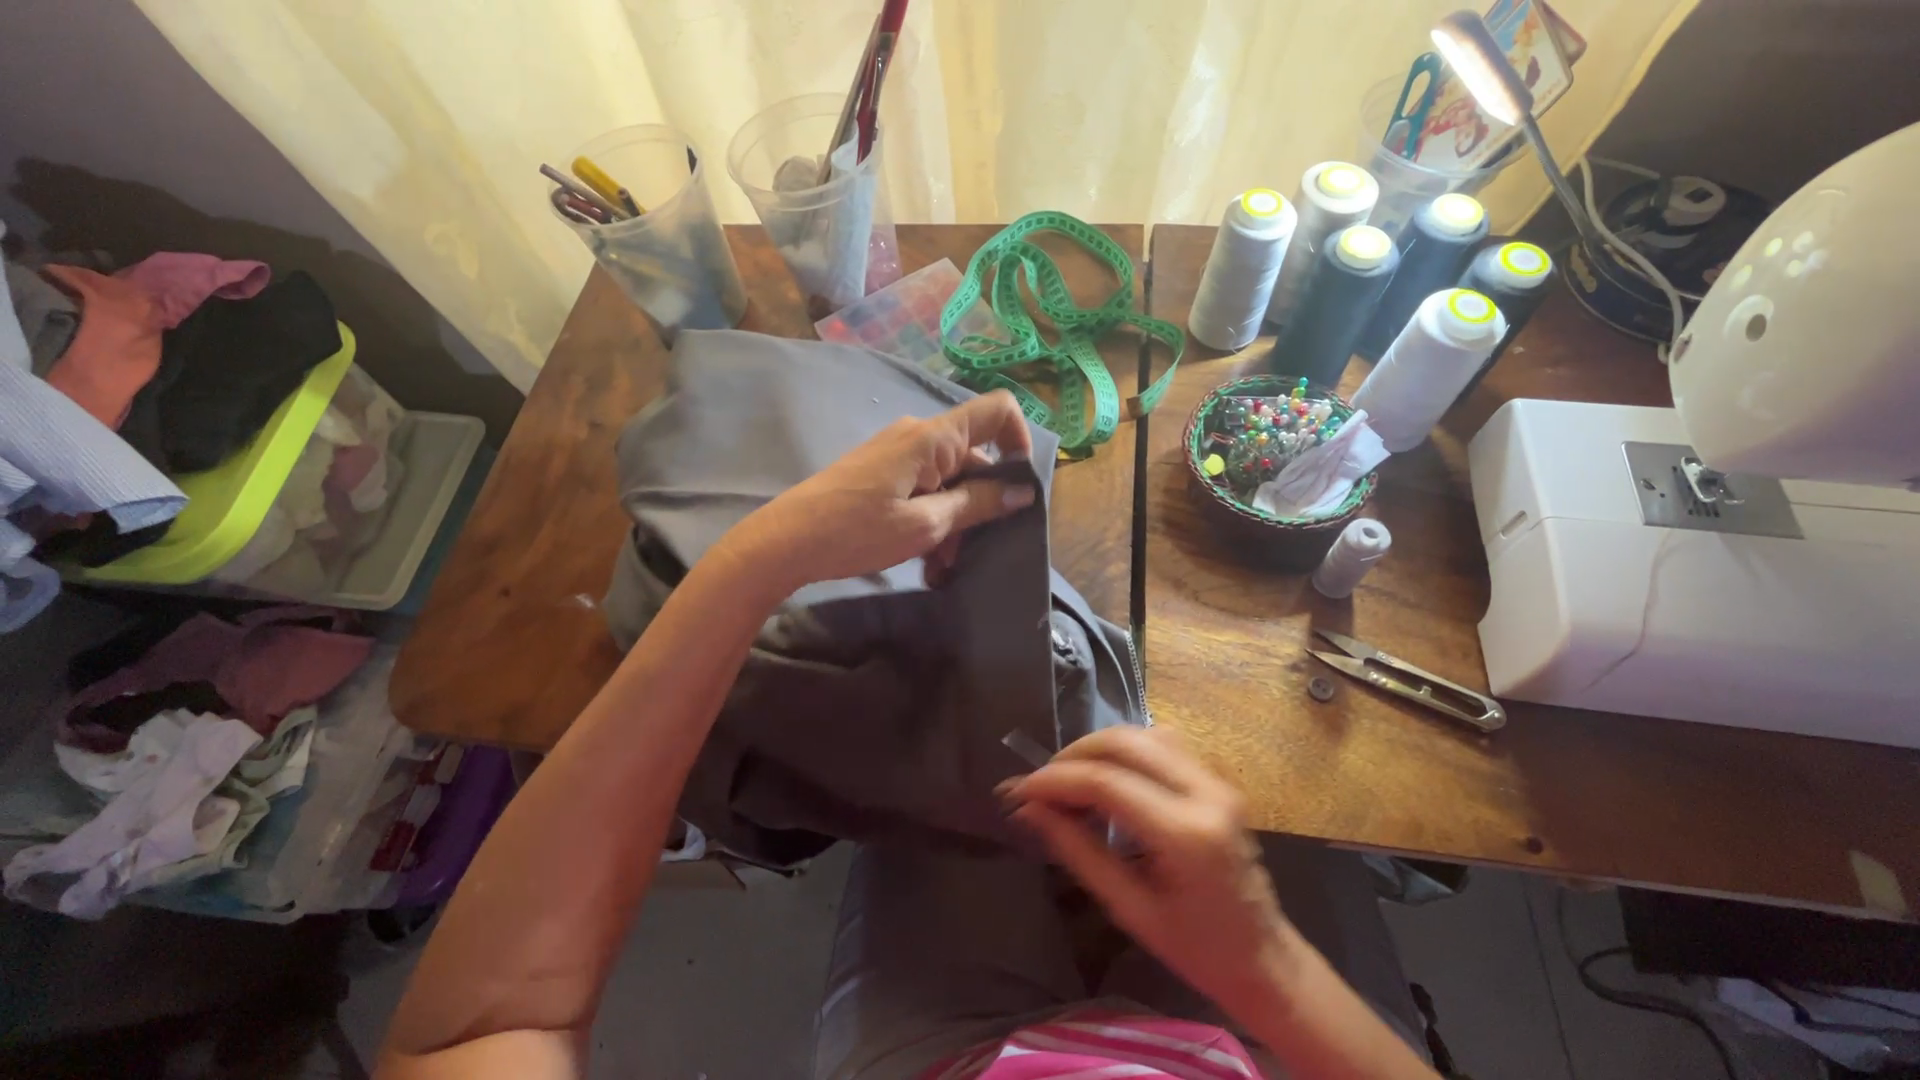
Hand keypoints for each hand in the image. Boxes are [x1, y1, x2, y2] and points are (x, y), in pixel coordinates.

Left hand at [722, 390, 1035, 590]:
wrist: (786, 541)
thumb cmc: (856, 531)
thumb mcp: (924, 525)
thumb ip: (976, 504)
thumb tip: (1022, 492)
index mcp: (932, 438)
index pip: (997, 411)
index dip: (1019, 441)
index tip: (1018, 488)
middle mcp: (918, 436)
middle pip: (974, 457)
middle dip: (981, 504)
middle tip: (970, 552)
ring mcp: (898, 454)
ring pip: (950, 480)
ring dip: (956, 520)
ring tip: (941, 566)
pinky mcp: (883, 472)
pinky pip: (925, 488)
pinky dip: (933, 518)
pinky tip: (925, 558)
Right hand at [1003, 726, 1299, 1022]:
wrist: (1263, 959)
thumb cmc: (1194, 948)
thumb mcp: (1127, 908)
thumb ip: (1077, 850)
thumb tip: (1028, 810)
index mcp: (1186, 835)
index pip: (1106, 783)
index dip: (1055, 780)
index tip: (1019, 791)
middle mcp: (1207, 794)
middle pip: (1126, 743)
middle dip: (1074, 755)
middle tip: (1041, 784)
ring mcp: (1218, 782)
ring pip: (1146, 734)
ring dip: (1100, 748)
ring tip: (1069, 780)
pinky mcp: (1219, 781)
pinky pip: (1165, 745)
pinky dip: (1127, 751)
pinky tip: (1107, 776)